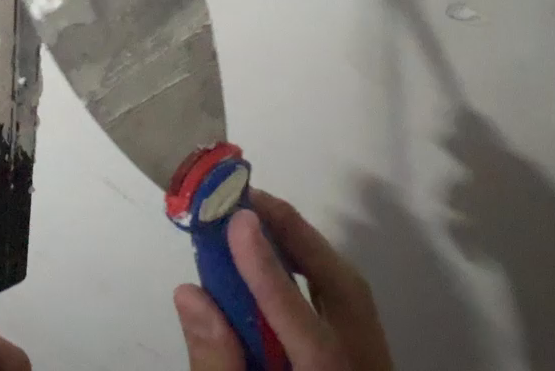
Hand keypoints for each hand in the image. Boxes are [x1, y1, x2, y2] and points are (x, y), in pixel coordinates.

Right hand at [174, 190, 393, 370]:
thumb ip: (216, 367)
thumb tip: (189, 293)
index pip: (313, 339)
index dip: (272, 277)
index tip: (237, 222)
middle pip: (347, 300)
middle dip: (297, 240)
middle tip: (245, 200)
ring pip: (351, 300)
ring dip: (303, 251)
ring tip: (253, 218)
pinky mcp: (365, 369)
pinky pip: (345, 311)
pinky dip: (310, 277)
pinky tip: (272, 265)